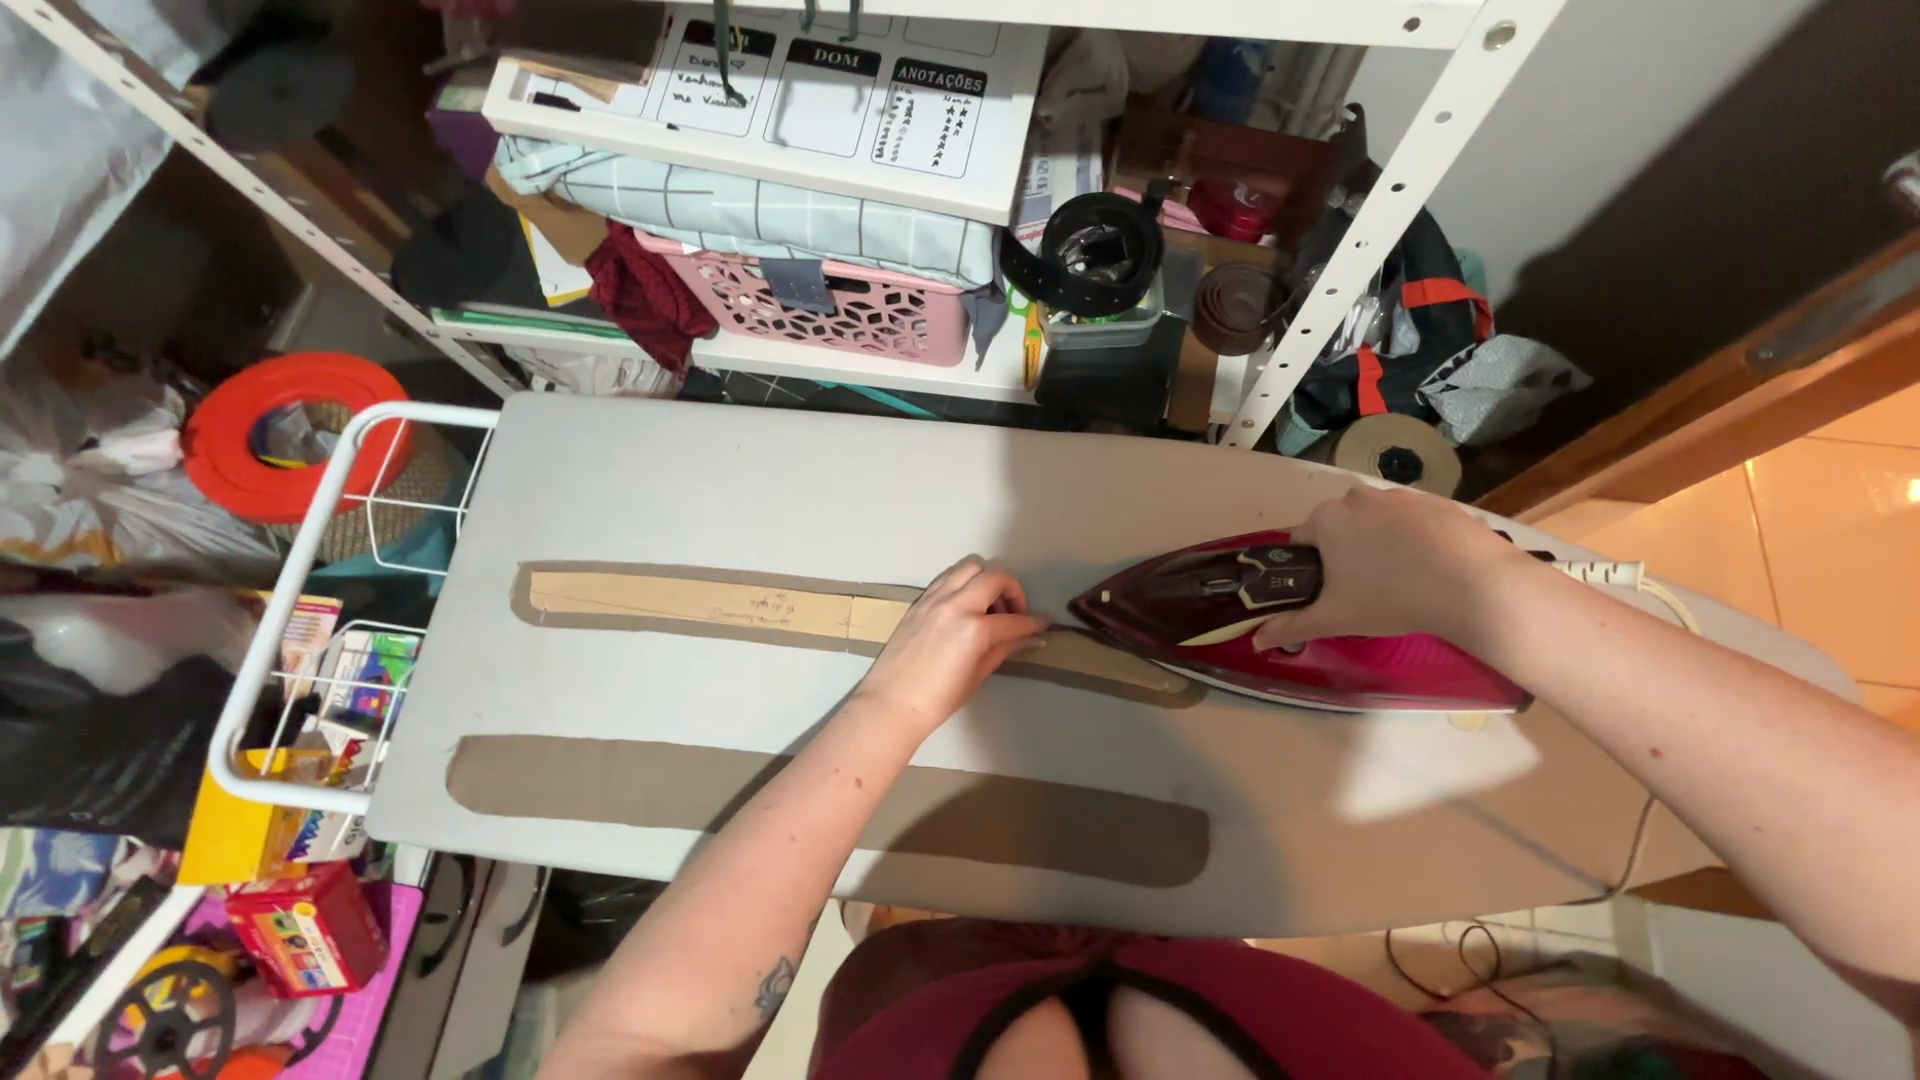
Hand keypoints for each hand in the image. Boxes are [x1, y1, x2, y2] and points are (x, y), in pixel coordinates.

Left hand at [853, 556, 1048, 731]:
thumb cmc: (939, 698)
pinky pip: (947, 577)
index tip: (1043, 624)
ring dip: (986, 580)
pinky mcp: (920, 601)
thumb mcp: (978, 673)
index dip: (1033, 622)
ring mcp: (935, 599)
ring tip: (988, 605)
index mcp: (974, 628)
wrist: (892, 703)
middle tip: (1014, 613)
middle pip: (995, 577)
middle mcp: (956, 604)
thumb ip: (1006, 648)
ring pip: (970, 567)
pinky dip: (963, 583)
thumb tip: (1032, 638)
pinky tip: (965, 605)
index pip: (1014, 619)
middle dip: (1012, 591)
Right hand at [1252, 485, 1535, 649]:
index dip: (1308, 568)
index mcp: (1326, 518)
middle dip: (1343, 553)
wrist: (1475, 586)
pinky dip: (1413, 539)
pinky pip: (1412, 520)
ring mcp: (1400, 495)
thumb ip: (1291, 626)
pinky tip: (1429, 568)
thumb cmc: (1391, 598)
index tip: (1326, 591)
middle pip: (1337, 527)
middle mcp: (1357, 497)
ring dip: (1377, 544)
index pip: (1300, 541)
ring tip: (1400, 579)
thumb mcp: (1335, 618)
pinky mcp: (1438, 501)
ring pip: (1375, 522)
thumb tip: (1255, 641)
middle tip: (1361, 589)